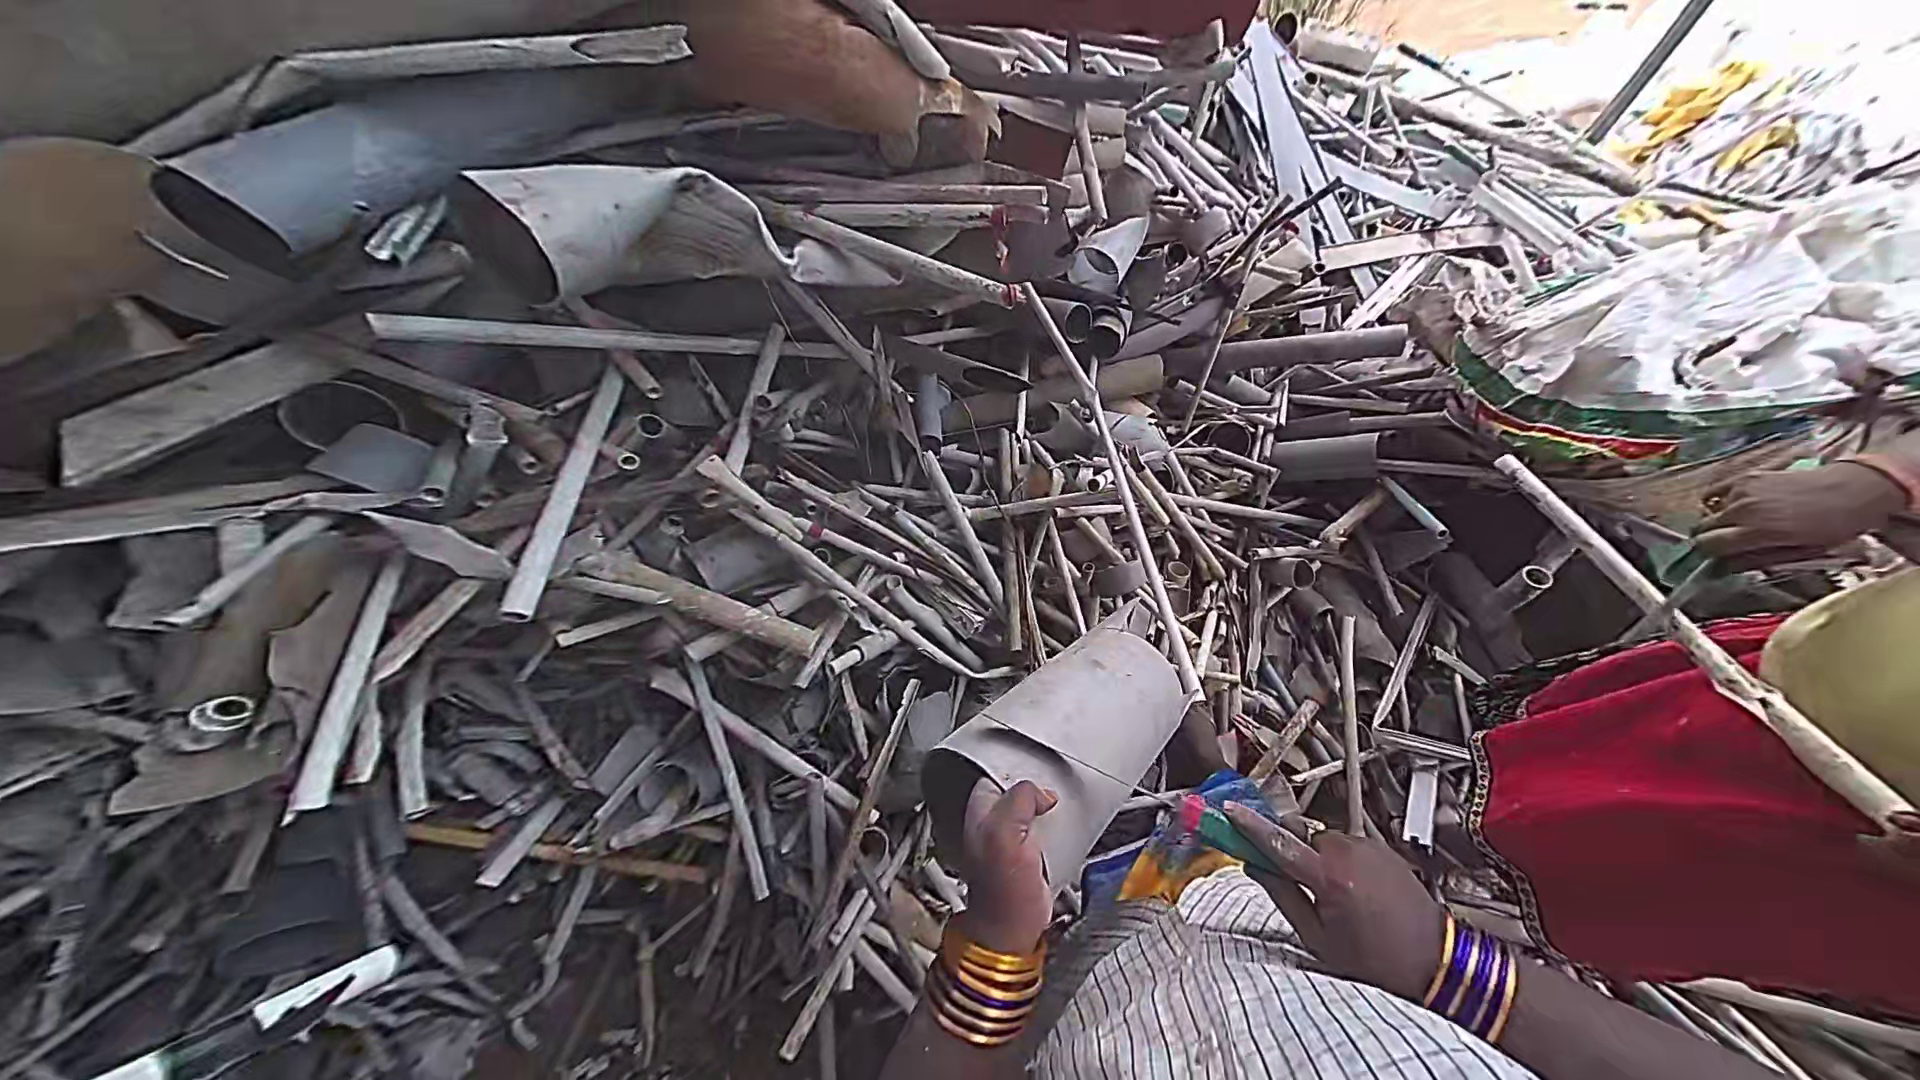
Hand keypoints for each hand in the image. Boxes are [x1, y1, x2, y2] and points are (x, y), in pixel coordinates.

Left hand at [955, 779, 1056, 954]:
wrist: (1013, 929)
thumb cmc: (1001, 890)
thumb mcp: (1004, 835)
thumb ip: (1019, 802)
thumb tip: (1042, 794)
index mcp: (981, 808)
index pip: (1001, 771)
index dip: (1022, 768)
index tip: (1043, 769)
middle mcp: (994, 819)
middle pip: (1021, 788)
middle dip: (1040, 788)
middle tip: (1056, 790)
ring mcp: (1013, 836)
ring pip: (1036, 807)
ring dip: (1052, 808)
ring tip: (1064, 807)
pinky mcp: (1030, 852)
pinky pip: (1048, 829)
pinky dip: (1059, 827)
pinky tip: (1067, 828)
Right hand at [1225, 802, 1444, 1001]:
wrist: (1441, 965)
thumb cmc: (1379, 962)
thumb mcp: (1318, 939)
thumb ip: (1282, 895)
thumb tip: (1255, 865)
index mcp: (1330, 878)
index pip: (1277, 842)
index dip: (1249, 824)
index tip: (1229, 811)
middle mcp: (1350, 853)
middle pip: (1300, 837)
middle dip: (1295, 855)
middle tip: (1304, 886)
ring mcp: (1370, 847)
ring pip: (1323, 840)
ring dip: (1320, 857)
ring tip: (1339, 895)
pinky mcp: (1383, 848)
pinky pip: (1347, 845)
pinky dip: (1342, 859)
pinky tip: (1357, 890)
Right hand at [1694, 463, 1905, 568]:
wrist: (1861, 488)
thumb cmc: (1839, 522)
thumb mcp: (1804, 549)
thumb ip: (1758, 558)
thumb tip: (1723, 565)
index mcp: (1758, 531)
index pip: (1707, 545)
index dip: (1711, 552)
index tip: (1719, 553)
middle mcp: (1743, 510)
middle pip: (1702, 528)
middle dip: (1713, 535)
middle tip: (1731, 538)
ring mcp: (1741, 492)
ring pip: (1709, 512)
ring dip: (1720, 518)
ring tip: (1745, 519)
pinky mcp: (1743, 478)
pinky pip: (1714, 493)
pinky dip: (1720, 501)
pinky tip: (1738, 504)